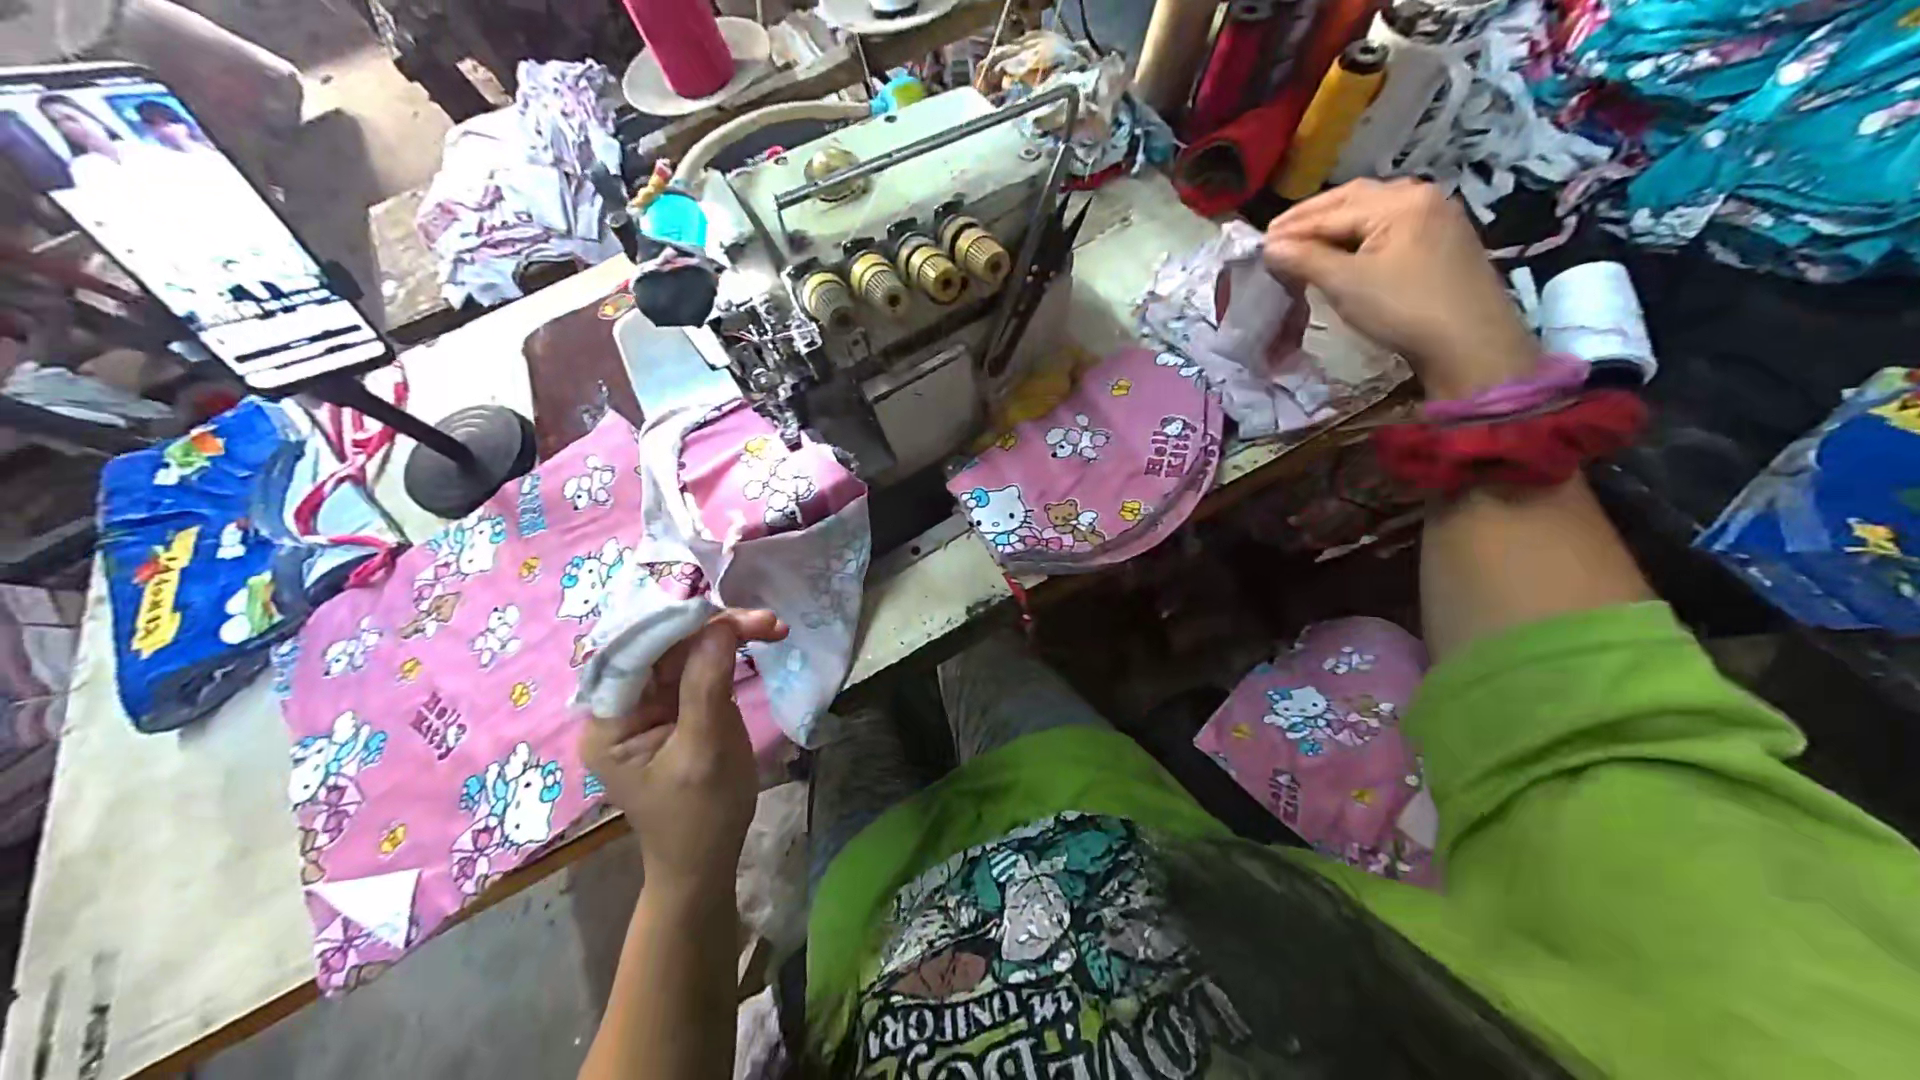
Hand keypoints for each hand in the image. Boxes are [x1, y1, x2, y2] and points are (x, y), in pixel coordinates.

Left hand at [578, 609, 786, 896]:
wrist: (705, 861)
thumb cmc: (701, 816)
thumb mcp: (706, 750)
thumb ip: (707, 685)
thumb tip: (720, 626)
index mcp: (609, 722)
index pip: (636, 653)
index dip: (679, 624)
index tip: (730, 614)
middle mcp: (620, 706)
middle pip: (661, 646)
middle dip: (711, 627)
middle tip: (766, 620)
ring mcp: (646, 705)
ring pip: (682, 650)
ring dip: (725, 635)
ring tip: (771, 626)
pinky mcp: (672, 707)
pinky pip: (694, 666)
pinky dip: (724, 651)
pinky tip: (751, 639)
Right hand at [1263, 179, 1539, 398]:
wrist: (1470, 342)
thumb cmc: (1403, 308)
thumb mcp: (1346, 283)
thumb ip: (1305, 259)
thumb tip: (1269, 247)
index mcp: (1399, 201)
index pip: (1331, 211)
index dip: (1292, 227)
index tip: (1259, 242)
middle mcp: (1421, 196)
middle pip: (1354, 200)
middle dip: (1313, 217)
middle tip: (1278, 235)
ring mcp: (1436, 216)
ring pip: (1373, 211)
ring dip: (1336, 222)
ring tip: (1306, 240)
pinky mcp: (1443, 239)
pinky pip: (1390, 225)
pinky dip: (1358, 233)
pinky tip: (1344, 247)